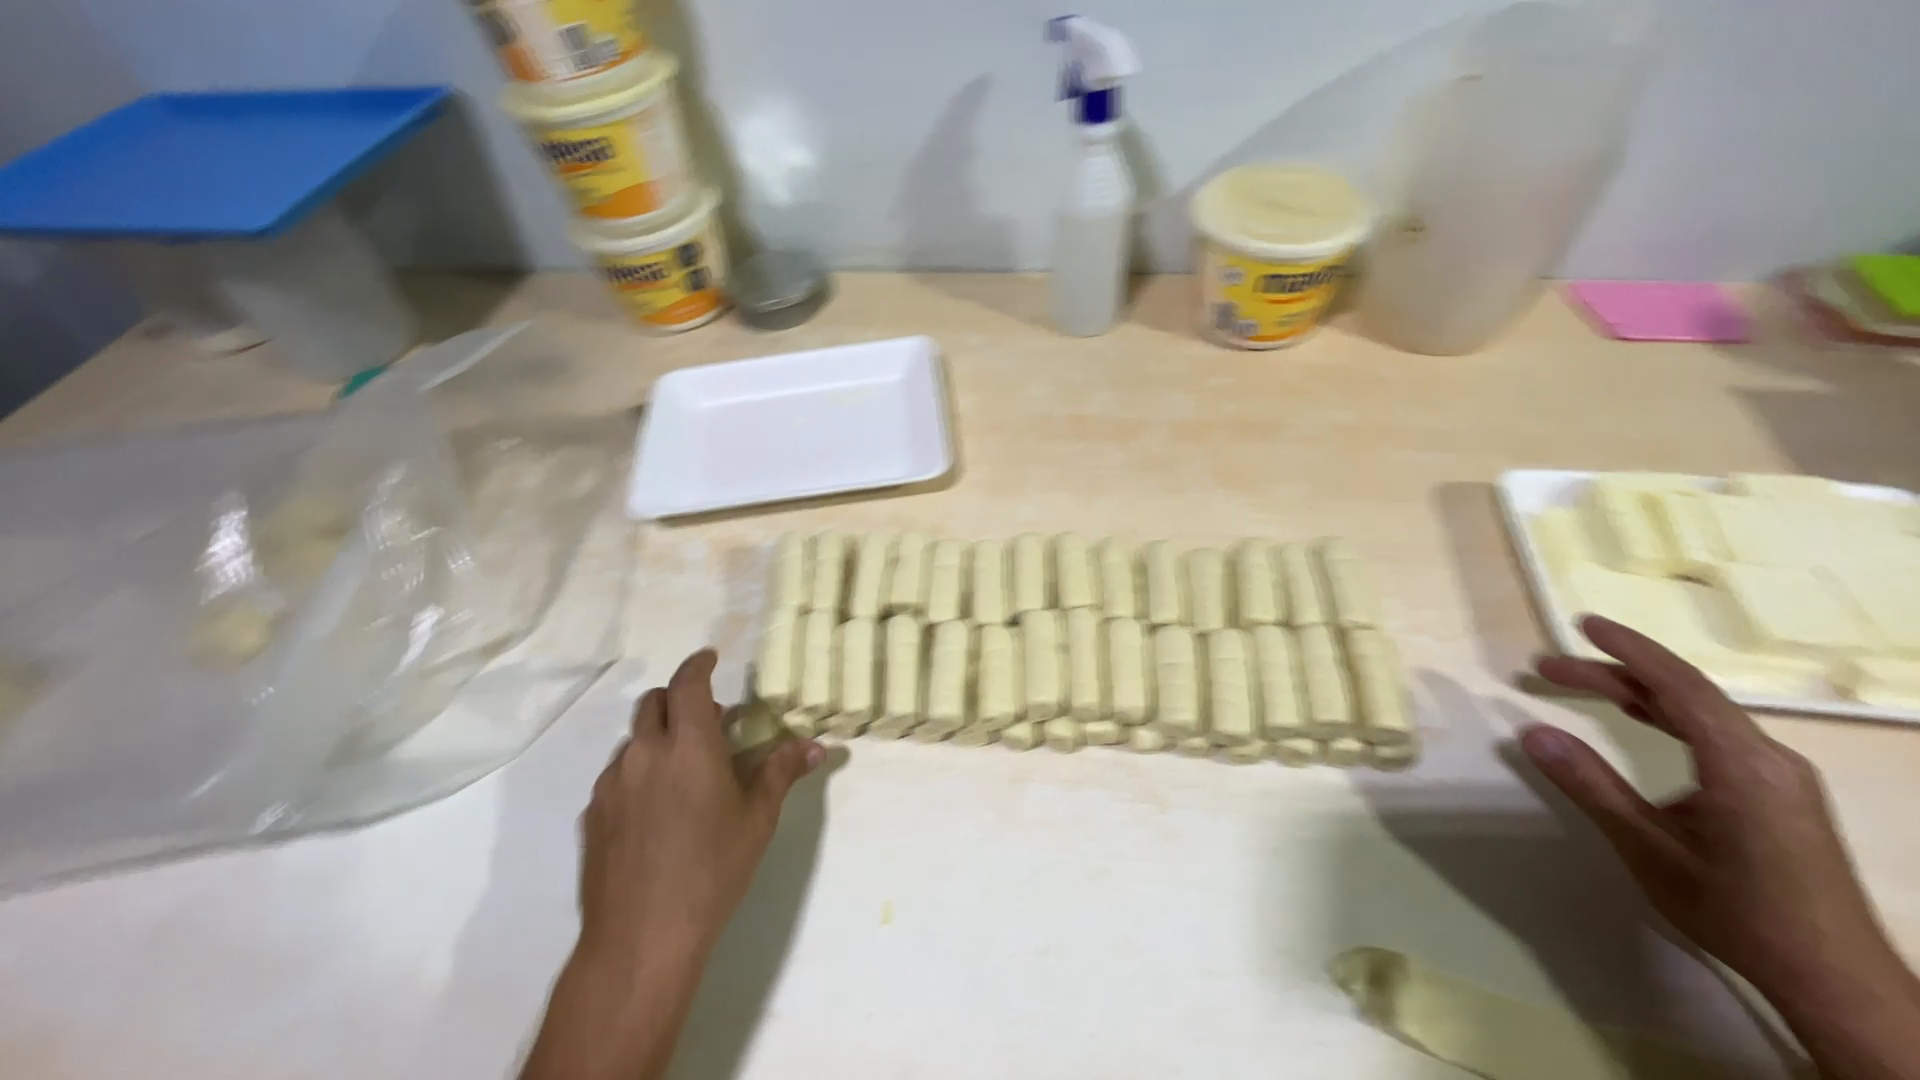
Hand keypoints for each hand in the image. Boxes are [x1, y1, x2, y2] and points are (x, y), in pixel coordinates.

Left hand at [580, 648, 824, 963]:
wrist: (642, 934)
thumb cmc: (712, 871)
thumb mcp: (757, 820)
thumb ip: (780, 773)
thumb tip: (814, 746)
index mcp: (688, 746)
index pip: (688, 684)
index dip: (699, 665)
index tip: (710, 658)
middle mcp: (644, 753)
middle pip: (654, 703)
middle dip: (679, 698)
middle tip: (708, 719)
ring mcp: (612, 783)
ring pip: (634, 739)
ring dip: (658, 737)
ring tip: (684, 768)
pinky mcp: (593, 813)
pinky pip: (618, 774)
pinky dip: (639, 771)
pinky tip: (656, 808)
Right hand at [1522, 616, 1919, 1078]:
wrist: (1831, 974)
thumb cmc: (1736, 911)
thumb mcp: (1650, 850)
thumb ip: (1591, 786)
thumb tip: (1532, 733)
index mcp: (1742, 764)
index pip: (1678, 685)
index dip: (1628, 650)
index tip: (1582, 624)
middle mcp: (1768, 757)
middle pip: (1684, 695)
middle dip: (1613, 674)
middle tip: (1546, 669)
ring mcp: (1779, 775)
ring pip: (1701, 715)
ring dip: (1638, 696)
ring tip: (1580, 687)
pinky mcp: (1780, 794)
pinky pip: (1717, 737)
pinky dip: (1668, 718)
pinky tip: (1640, 726)